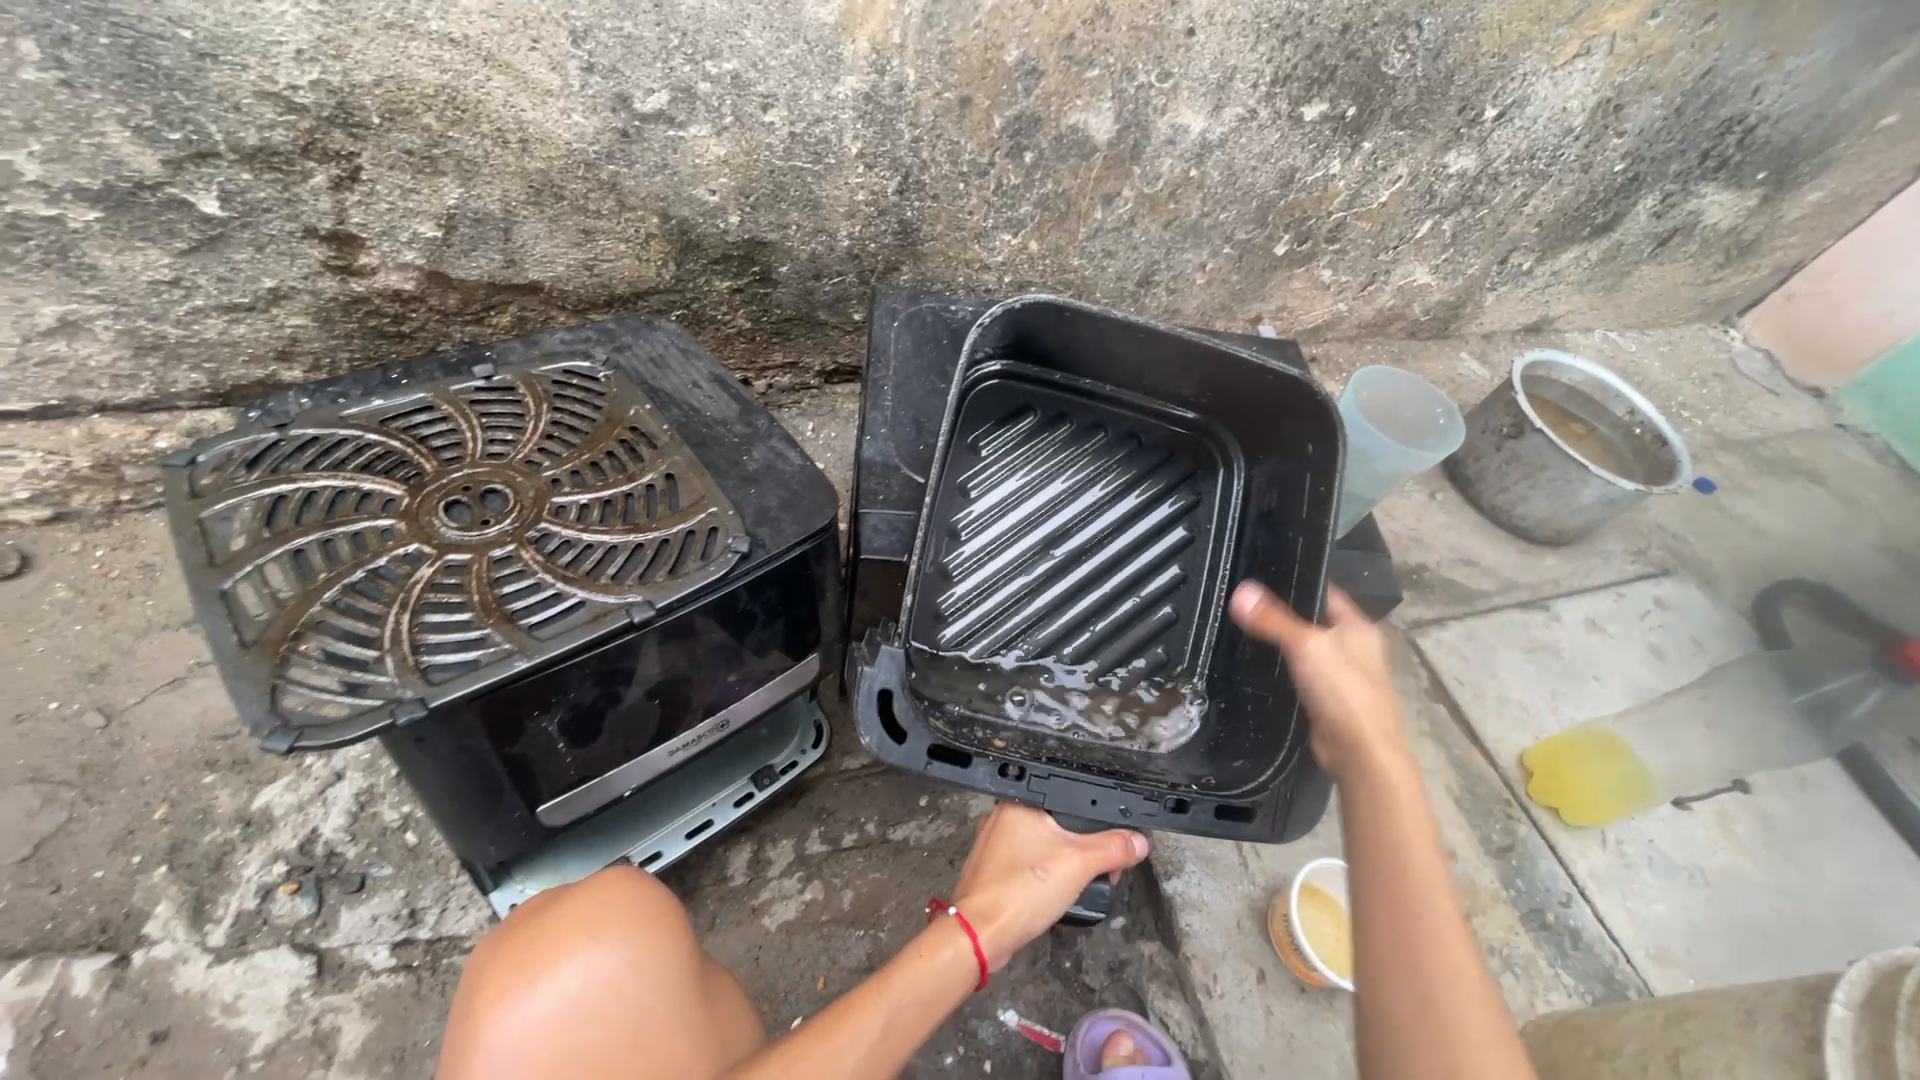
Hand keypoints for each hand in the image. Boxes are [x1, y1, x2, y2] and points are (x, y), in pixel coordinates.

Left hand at [948, 803, 1148, 968]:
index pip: (1069, 798)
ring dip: (1067, 864)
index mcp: (1020, 802)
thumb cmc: (1021, 891)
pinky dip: (1047, 876)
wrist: (981, 935)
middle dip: (1085, 847)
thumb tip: (1138, 841)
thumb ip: (1112, 848)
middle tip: (1103, 870)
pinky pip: (1030, 865)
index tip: (1113, 842)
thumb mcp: (1079, 864)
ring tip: (1084, 884)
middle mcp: (1003, 816)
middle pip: (1058, 824)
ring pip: (1044, 846)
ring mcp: (995, 845)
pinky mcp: (994, 870)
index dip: (1096, 820)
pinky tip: (1056, 893)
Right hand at [1229, 582, 1405, 777]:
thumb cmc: (1343, 692)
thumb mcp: (1306, 646)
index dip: (1295, 580)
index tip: (1258, 573)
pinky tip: (1256, 666)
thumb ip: (1273, 619)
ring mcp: (1341, 675)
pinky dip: (1281, 670)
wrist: (1361, 753)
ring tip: (1240, 627)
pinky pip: (1298, 675)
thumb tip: (1240, 590)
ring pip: (1303, 649)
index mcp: (1359, 627)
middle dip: (1280, 612)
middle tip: (1240, 600)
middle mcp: (1354, 647)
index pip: (1324, 591)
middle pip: (1311, 620)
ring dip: (1279, 644)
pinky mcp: (1326, 700)